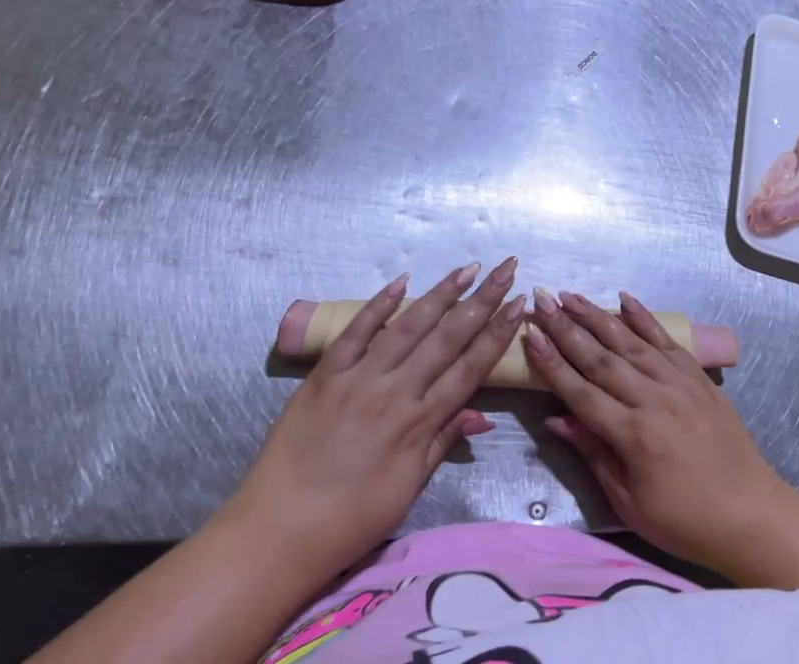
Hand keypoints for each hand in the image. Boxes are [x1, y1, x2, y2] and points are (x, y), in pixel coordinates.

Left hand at [234, 259, 524, 560]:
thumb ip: (442, 443)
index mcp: (420, 423)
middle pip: (447, 337)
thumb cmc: (351, 520)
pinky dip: (379, 304)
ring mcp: (358, 378)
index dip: (498, 333)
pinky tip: (402, 280)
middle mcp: (395, 391)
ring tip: (468, 268)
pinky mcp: (324, 374)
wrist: (279, 530)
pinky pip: (356, 331)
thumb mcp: (408, 488)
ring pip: (408, 326)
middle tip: (506, 268)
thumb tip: (482, 417)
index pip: (470, 368)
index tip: (519, 304)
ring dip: (441, 293)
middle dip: (482, 300)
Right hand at [523, 289, 798, 572]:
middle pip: (601, 358)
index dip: (551, 362)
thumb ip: (593, 453)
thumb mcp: (629, 500)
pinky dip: (644, 318)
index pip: (581, 391)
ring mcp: (680, 384)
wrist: (750, 513)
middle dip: (566, 328)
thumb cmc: (683, 520)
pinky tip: (624, 299)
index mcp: (633, 434)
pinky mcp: (699, 378)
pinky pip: (666, 340)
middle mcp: (655, 399)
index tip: (528, 335)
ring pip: (630, 341)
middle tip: (541, 300)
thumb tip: (556, 419)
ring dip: (597, 316)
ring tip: (570, 296)